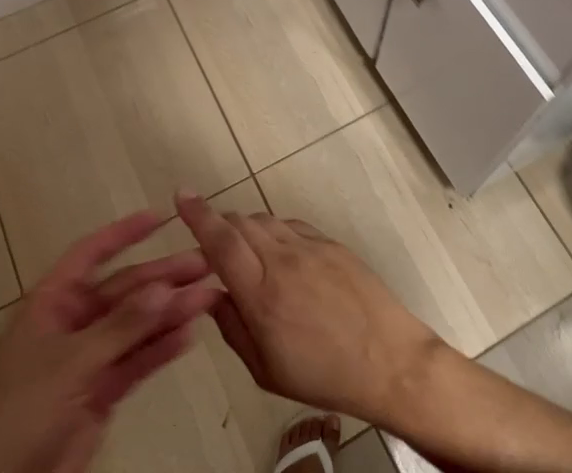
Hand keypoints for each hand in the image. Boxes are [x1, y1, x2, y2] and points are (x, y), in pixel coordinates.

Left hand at [0, 211, 220, 472]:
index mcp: (51, 303)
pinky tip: (189, 336)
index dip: (122, 234)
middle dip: (162, 277)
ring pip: (136, 326)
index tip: (160, 216)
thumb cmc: (23, 408)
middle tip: (205, 264)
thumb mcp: (71, 362)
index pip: (89, 255)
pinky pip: (136, 361)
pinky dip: (161, 349)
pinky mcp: (102, 391)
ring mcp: (88, 358)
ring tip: (210, 297)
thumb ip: (121, 326)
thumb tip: (164, 287)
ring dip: (170, 312)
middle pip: (123, 291)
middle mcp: (72, 323)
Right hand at [176, 190, 446, 423]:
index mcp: (261, 295)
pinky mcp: (333, 246)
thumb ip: (232, 328)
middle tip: (210, 241)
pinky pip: (292, 227)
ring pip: (266, 220)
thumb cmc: (323, 375)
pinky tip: (279, 255)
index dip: (198, 215)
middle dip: (218, 224)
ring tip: (244, 251)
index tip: (182, 196)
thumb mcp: (265, 370)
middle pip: (240, 223)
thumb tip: (212, 295)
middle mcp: (283, 261)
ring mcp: (311, 249)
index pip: (221, 241)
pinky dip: (275, 232)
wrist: (390, 361)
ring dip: (246, 228)